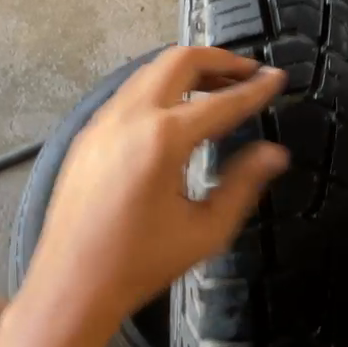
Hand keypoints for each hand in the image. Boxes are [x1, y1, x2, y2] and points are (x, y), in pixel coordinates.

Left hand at [25, 47, 288, 328]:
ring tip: (217, 89)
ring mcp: (103, 121)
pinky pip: (129, 91)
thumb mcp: (206, 230)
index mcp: (163, 140)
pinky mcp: (88, 133)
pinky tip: (176, 113)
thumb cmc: (140, 264)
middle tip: (247, 73)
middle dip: (220, 61)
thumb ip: (243, 184)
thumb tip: (274, 153)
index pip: (222, 102)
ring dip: (188, 71)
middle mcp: (130, 118)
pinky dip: (161, 87)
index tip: (277, 78)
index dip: (255, 89)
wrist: (71, 285)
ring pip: (151, 70)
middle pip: (180, 61)